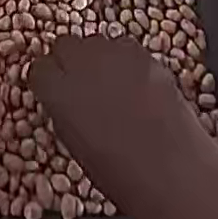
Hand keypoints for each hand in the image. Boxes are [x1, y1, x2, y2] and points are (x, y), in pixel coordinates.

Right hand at [30, 35, 217, 218]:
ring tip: (114, 84)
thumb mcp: (77, 147)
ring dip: (98, 58)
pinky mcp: (141, 53)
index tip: (56, 90)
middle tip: (84, 84)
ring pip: (94, 42)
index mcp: (57, 92)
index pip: (39, 68)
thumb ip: (64, 112)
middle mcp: (79, 64)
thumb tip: (64, 98)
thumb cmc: (124, 177)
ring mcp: (112, 55)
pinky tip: (137, 84)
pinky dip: (126, 60)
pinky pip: (124, 46)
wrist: (179, 175)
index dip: (48, 80)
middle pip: (64, 46)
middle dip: (70, 61)